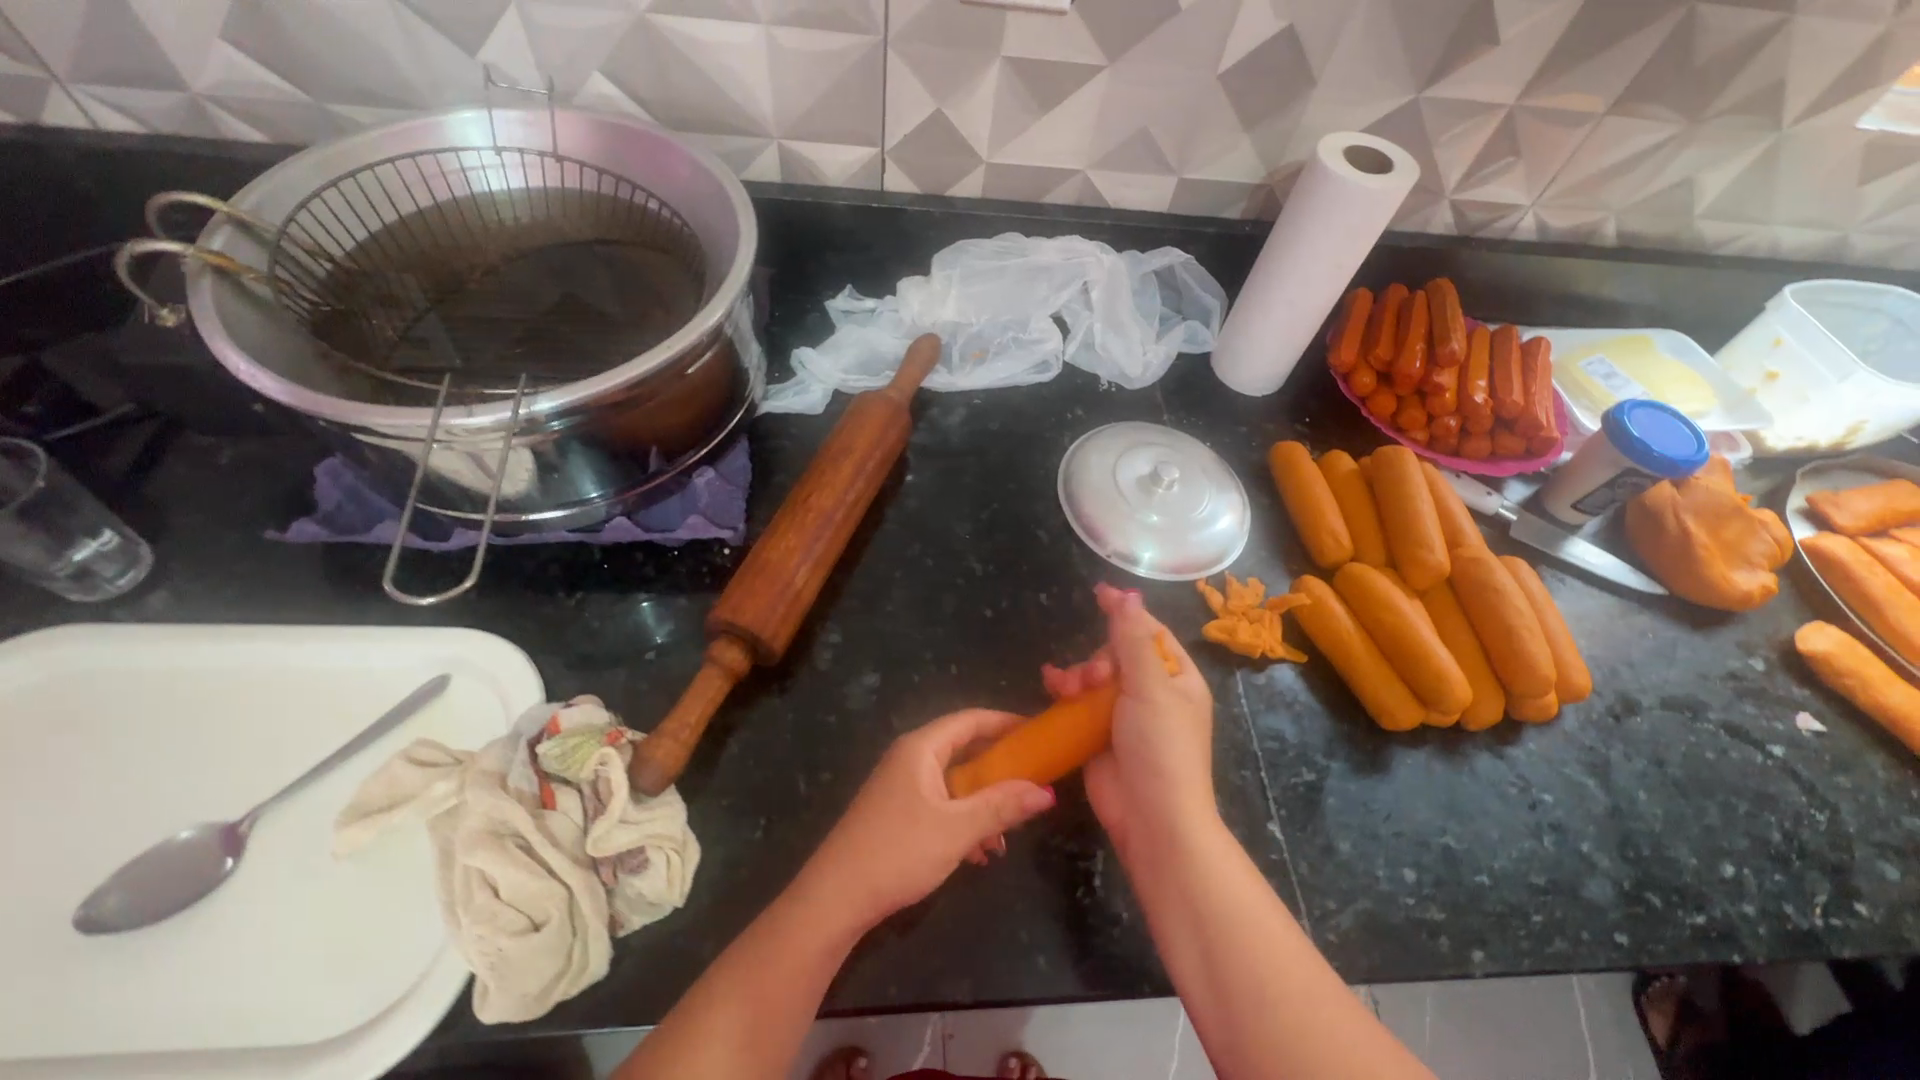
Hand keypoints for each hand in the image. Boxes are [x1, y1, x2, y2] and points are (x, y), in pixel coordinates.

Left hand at [797, 709, 1055, 929]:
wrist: (836, 897)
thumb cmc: (898, 852)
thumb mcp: (958, 830)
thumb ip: (1002, 807)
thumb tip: (1047, 791)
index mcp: (921, 749)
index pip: (971, 720)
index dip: (1006, 723)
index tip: (1040, 734)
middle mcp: (909, 760)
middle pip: (964, 751)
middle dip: (1000, 772)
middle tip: (1034, 786)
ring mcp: (900, 788)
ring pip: (955, 784)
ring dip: (983, 806)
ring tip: (1005, 839)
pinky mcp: (896, 815)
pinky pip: (941, 806)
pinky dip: (963, 823)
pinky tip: (978, 856)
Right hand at [1041, 584, 1215, 858]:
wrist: (1151, 817)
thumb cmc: (1161, 748)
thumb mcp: (1151, 687)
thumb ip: (1132, 640)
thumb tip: (1127, 595)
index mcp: (1179, 679)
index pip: (1152, 634)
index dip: (1127, 613)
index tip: (1098, 593)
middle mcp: (1155, 694)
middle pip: (1118, 654)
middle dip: (1099, 658)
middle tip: (1093, 679)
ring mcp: (1126, 717)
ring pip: (1095, 678)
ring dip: (1078, 674)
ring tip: (1067, 687)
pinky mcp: (1100, 737)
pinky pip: (1080, 704)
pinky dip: (1065, 692)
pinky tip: (1050, 685)